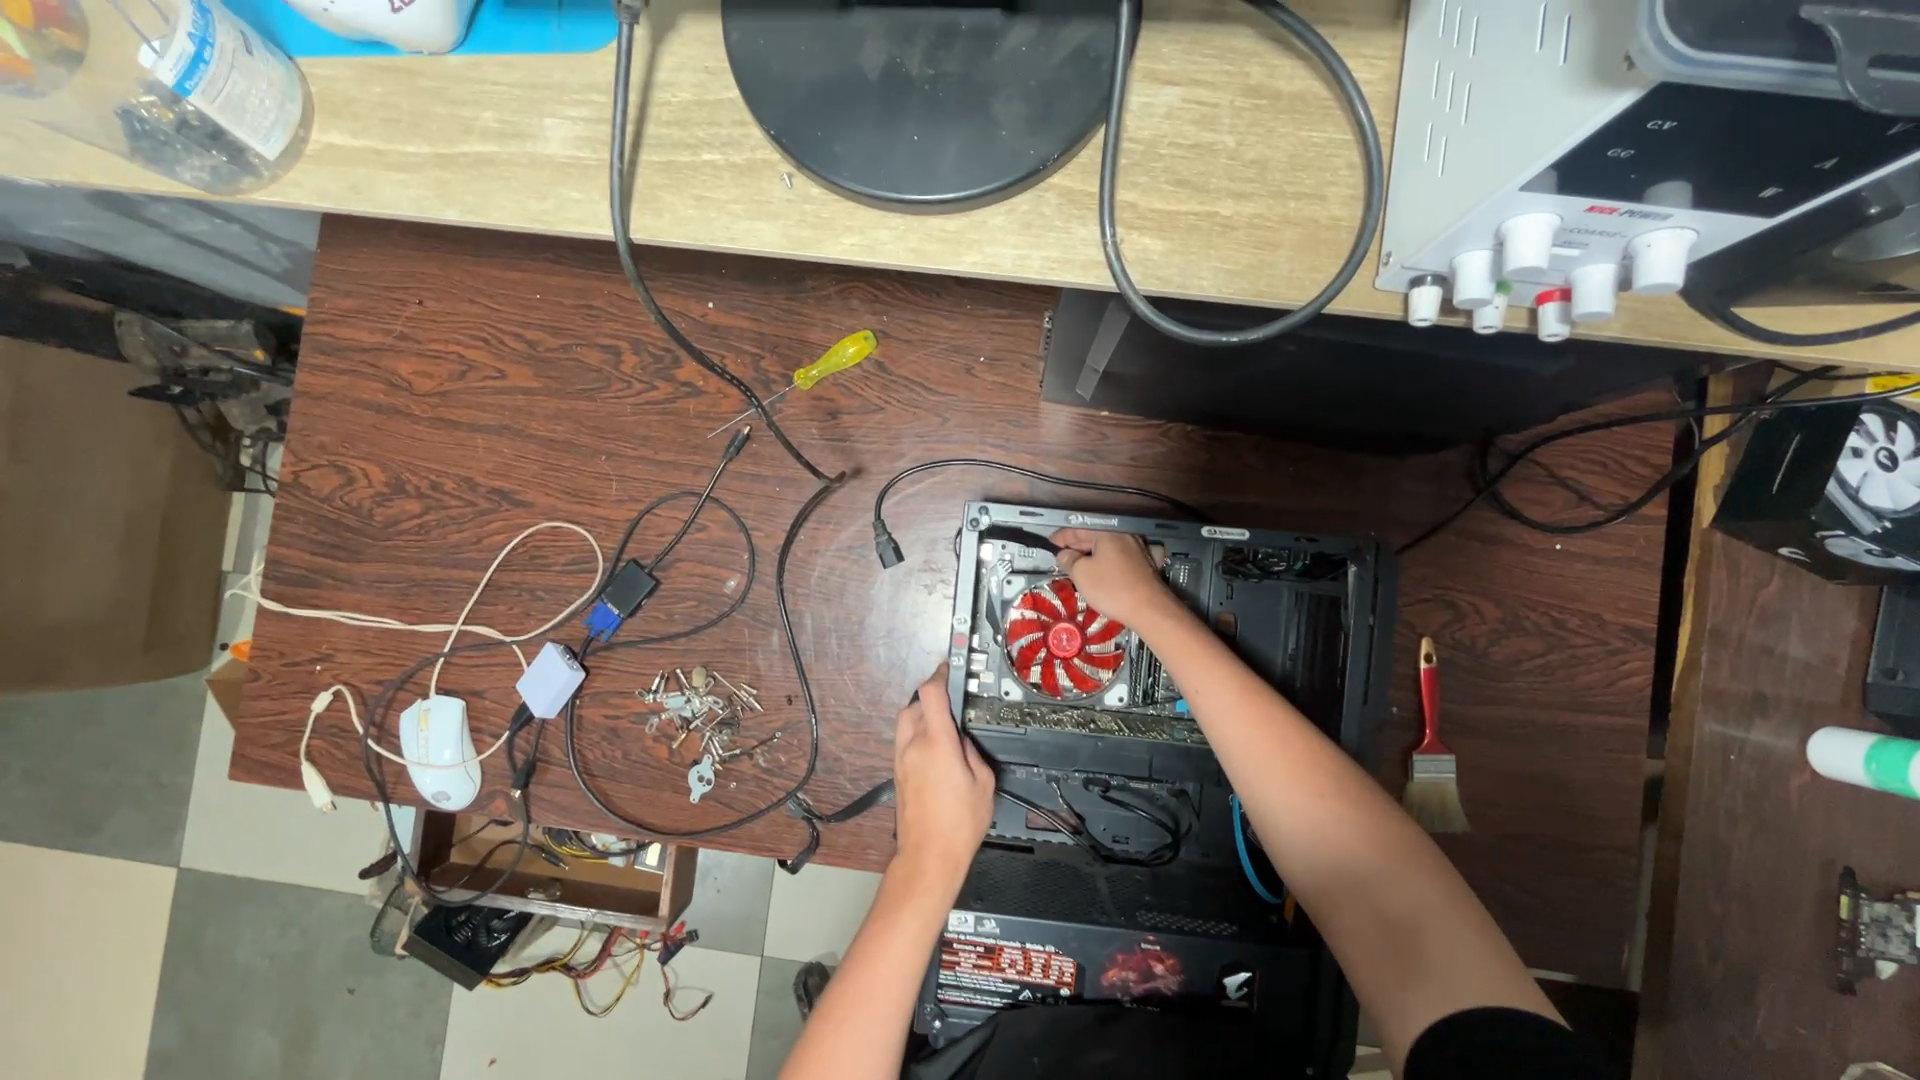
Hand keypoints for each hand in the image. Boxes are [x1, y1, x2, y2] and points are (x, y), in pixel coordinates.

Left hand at [891, 665, 995, 891]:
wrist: (928, 855)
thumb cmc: (959, 823)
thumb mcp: (983, 783)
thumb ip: (972, 752)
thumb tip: (962, 739)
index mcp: (937, 743)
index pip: (931, 693)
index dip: (941, 676)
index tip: (950, 670)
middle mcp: (913, 746)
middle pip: (915, 704)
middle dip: (931, 697)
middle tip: (952, 703)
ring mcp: (901, 759)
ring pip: (905, 721)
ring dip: (921, 715)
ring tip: (943, 727)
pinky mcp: (896, 773)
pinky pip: (904, 740)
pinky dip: (916, 734)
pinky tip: (935, 749)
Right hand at [1052, 528, 1174, 627]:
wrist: (1148, 609)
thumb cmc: (1111, 589)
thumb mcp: (1081, 574)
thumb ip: (1069, 560)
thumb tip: (1064, 554)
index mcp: (1107, 533)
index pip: (1078, 529)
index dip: (1061, 537)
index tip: (1049, 545)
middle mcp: (1125, 536)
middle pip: (1094, 537)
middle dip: (1076, 547)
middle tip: (1062, 558)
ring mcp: (1138, 549)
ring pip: (1109, 548)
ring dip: (1093, 555)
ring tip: (1080, 566)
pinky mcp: (1147, 564)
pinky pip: (1124, 557)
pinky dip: (1112, 560)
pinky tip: (1110, 566)